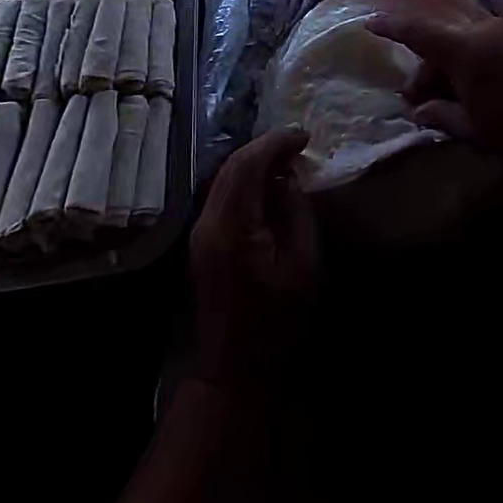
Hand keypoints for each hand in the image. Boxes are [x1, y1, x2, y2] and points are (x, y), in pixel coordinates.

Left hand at [190, 126, 316, 389]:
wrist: (236, 367)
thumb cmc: (277, 322)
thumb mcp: (302, 267)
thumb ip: (295, 214)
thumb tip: (288, 178)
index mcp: (231, 226)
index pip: (246, 166)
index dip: (273, 144)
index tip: (303, 136)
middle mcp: (207, 221)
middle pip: (230, 168)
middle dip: (262, 149)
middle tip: (296, 143)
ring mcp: (200, 231)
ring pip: (222, 179)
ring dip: (252, 163)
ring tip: (285, 158)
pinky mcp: (202, 241)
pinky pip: (221, 196)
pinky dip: (244, 182)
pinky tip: (266, 185)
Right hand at [367, 14, 502, 165]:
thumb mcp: (474, 126)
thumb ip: (442, 114)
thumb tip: (419, 111)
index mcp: (464, 47)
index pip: (416, 31)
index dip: (391, 27)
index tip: (370, 23)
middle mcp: (484, 29)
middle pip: (441, 40)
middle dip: (426, 69)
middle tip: (418, 100)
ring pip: (464, 42)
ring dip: (450, 67)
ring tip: (448, 98)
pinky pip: (486, 44)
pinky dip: (471, 62)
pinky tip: (475, 89)